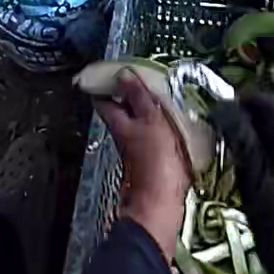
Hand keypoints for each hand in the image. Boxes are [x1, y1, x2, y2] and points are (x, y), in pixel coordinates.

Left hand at [94, 69, 188, 260]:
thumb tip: (123, 73)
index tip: (115, 70)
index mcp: (118, 122)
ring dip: (143, 110)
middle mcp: (123, 134)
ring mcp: (136, 148)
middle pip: (120, 110)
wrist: (163, 203)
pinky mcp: (151, 159)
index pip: (104, 98)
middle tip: (141, 80)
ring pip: (135, 122)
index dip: (107, 83)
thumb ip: (137, 97)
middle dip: (127, 96)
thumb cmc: (155, 161)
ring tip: (158, 96)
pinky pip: (150, 135)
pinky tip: (169, 122)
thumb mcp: (150, 119)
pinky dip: (156, 125)